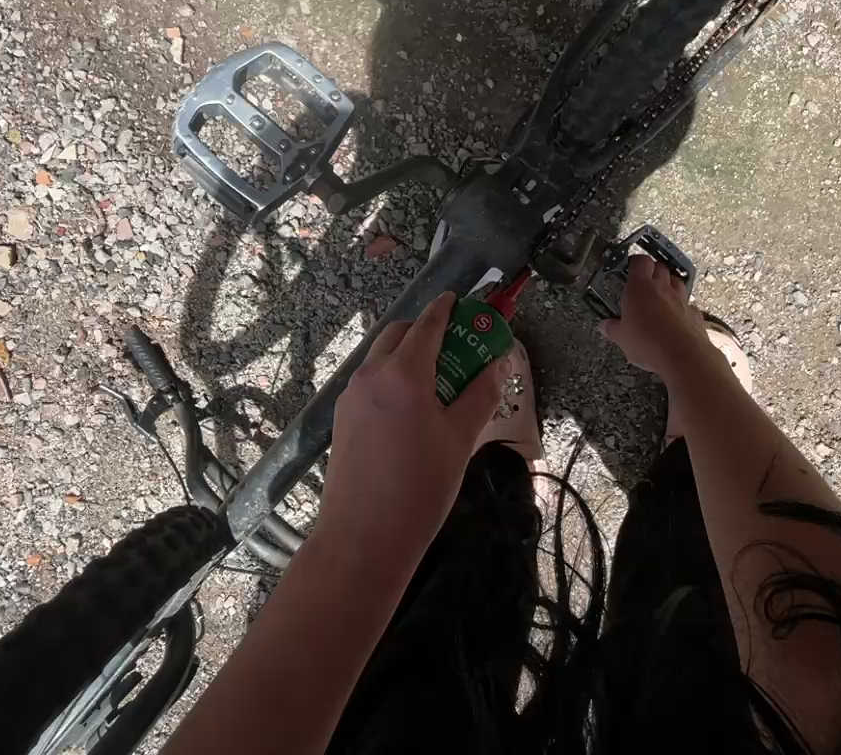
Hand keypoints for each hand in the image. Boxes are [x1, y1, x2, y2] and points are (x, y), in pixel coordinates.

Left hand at [319, 292, 510, 554]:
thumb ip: (481, 395)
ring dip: (407, 353)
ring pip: (381, 357)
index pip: (428, 324)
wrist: (362, 539)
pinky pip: (370, 381)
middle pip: (399, 333)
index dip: (446, 308)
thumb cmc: (419, 487)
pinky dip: (392, 376)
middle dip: (426, 330)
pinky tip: (411, 408)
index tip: (460, 301)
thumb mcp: (460, 439)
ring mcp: (351, 396)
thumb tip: (499, 364)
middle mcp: (371, 375)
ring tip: (437, 381)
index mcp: (404, 373)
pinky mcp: (342, 417)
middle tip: (456, 348)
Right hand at [597, 255, 714, 378]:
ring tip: (660, 294)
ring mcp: (681, 299)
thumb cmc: (649, 343)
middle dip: (652, 270)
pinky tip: (676, 315)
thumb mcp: (622, 338)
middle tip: (644, 280)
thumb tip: (605, 326)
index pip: (639, 261)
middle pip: (659, 267)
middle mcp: (662, 288)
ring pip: (676, 281)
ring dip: (668, 284)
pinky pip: (688, 303)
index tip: (630, 266)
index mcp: (640, 288)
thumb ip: (613, 329)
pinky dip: (682, 305)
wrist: (683, 356)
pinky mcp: (694, 313)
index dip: (635, 261)